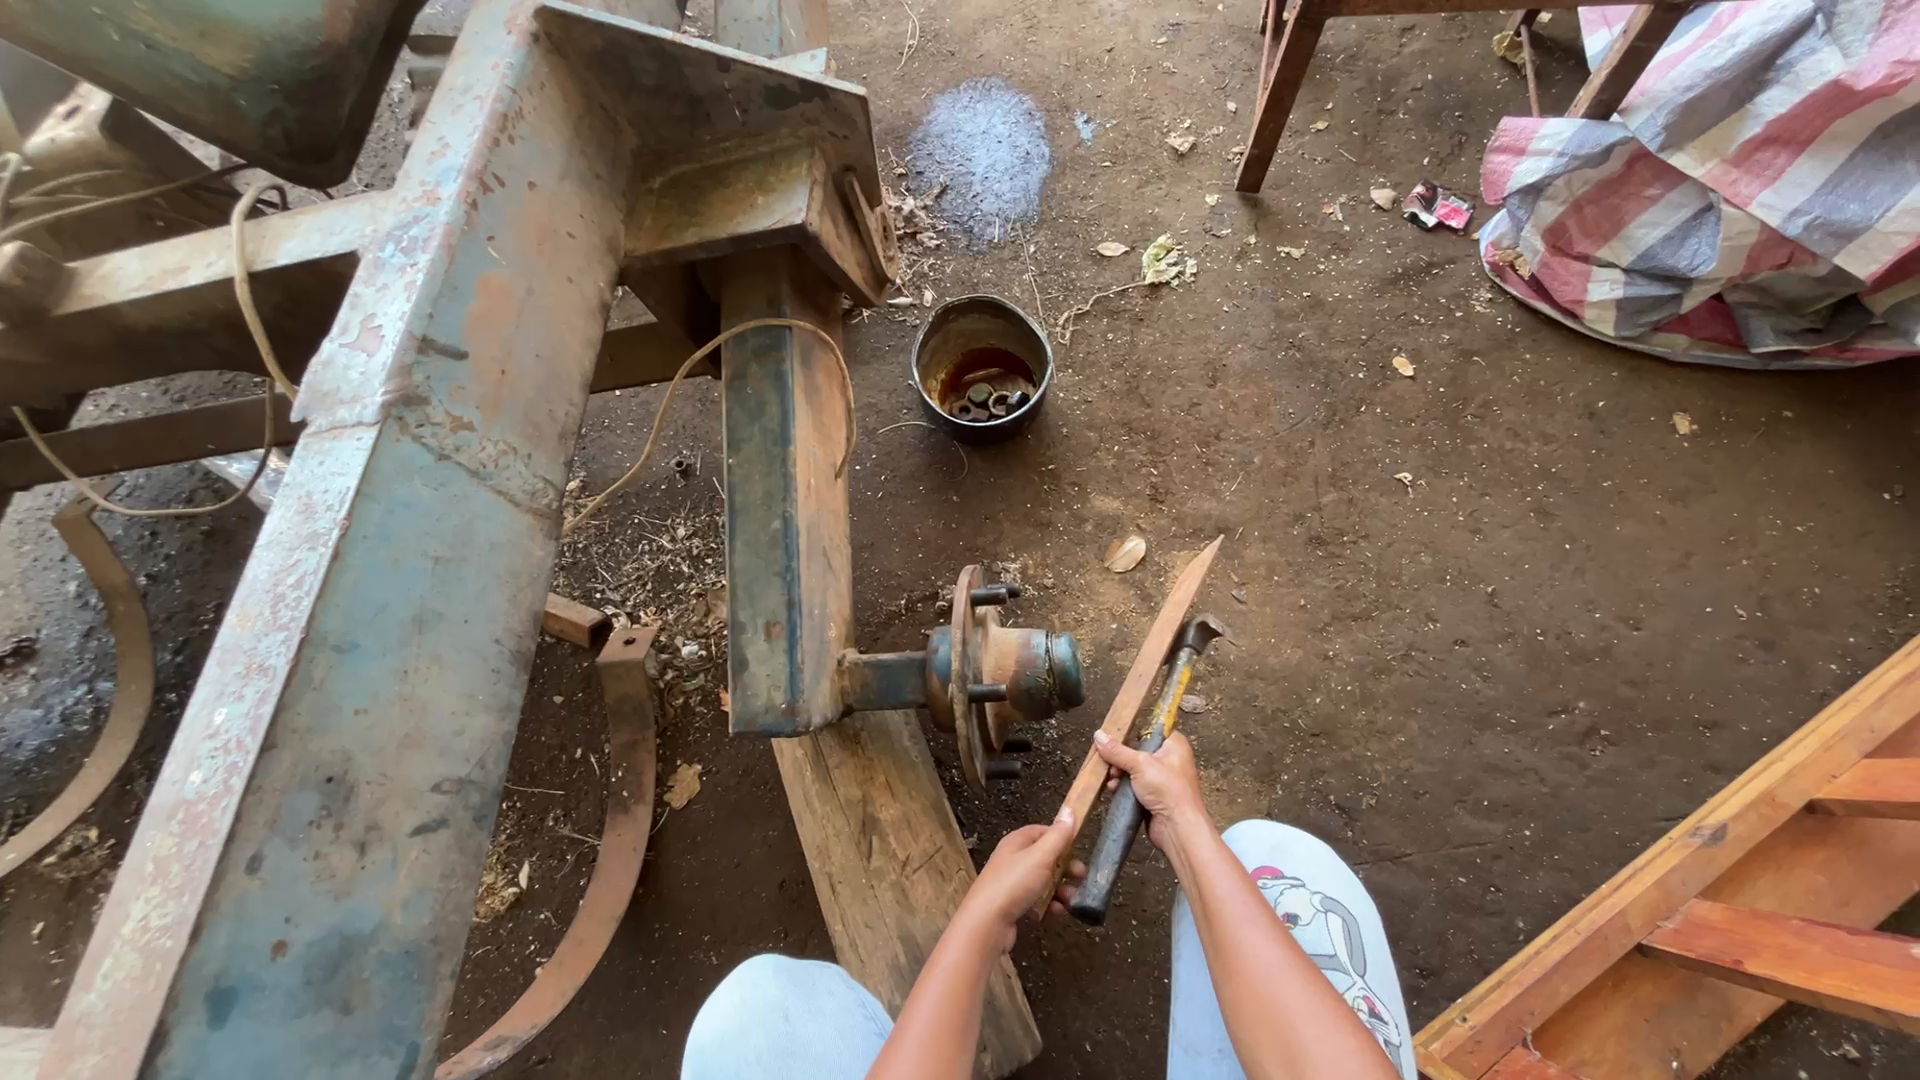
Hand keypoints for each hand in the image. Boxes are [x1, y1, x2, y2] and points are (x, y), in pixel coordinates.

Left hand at [957, 810, 1085, 951]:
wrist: (987, 923)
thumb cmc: (1014, 883)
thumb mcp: (1040, 856)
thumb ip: (1058, 836)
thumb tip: (1070, 810)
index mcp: (1017, 842)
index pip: (1042, 832)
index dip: (1061, 838)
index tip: (1078, 847)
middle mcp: (1013, 859)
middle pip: (1045, 858)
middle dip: (1065, 868)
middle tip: (1080, 877)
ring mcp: (1012, 883)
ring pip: (1043, 882)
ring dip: (1060, 890)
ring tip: (1070, 900)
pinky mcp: (1013, 905)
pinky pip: (1037, 901)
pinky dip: (1049, 906)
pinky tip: (1057, 913)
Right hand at [1093, 729, 1208, 854]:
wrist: (1177, 828)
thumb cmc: (1169, 791)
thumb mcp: (1140, 763)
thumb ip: (1117, 750)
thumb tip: (1100, 736)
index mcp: (1174, 745)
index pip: (1149, 730)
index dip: (1131, 733)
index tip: (1113, 735)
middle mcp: (1170, 759)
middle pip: (1137, 751)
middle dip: (1120, 758)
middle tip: (1109, 762)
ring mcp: (1162, 778)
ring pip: (1133, 769)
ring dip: (1119, 773)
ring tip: (1111, 778)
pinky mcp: (1154, 795)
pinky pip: (1134, 785)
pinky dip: (1123, 787)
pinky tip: (1114, 788)